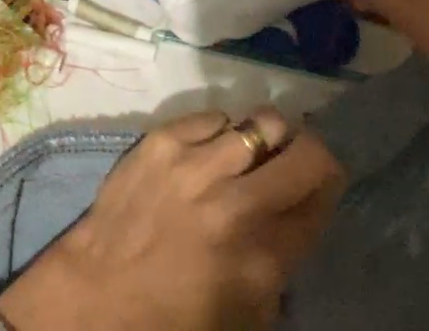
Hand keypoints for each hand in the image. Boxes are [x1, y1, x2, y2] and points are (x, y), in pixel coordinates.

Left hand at [0, 109, 344, 330]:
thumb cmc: (178, 312)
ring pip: (263, 121)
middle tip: (293, 162)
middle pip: (305, 152)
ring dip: (264, 138)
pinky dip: (220, 132)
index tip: (319, 183)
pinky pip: (215, 116)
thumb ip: (285, 252)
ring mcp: (197, 165)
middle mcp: (236, 203)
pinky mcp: (162, 140)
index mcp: (264, 256)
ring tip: (248, 153)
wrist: (101, 293)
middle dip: (308, 155)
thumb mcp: (251, 306)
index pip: (323, 194)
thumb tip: (304, 202)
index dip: (327, 185)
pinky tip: (207, 152)